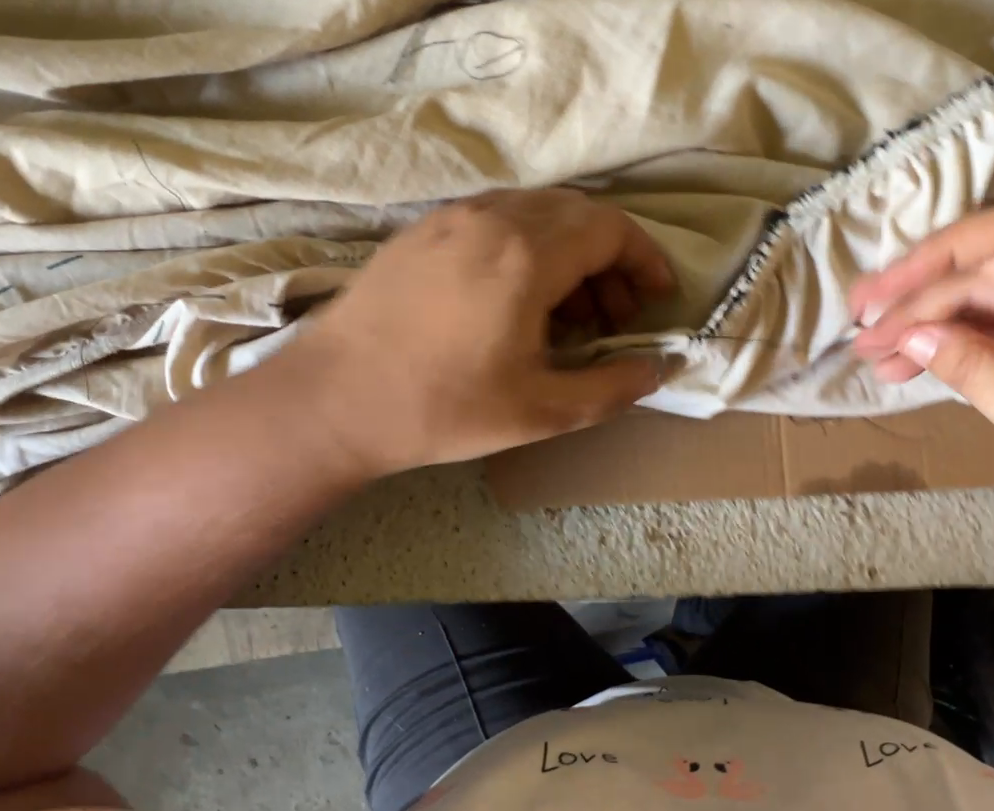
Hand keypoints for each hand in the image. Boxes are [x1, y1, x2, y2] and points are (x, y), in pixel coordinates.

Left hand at [293, 188, 673, 476]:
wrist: (334, 401)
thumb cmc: (443, 409)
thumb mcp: (541, 412)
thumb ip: (611, 387)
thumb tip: (659, 369)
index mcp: (525, 254)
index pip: (610, 229)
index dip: (645, 260)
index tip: (658, 299)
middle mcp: (490, 218)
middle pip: (575, 215)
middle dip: (610, 260)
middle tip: (616, 318)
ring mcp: (448, 218)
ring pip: (533, 215)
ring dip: (568, 254)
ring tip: (569, 316)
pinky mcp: (418, 233)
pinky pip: (493, 222)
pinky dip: (525, 250)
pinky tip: (516, 303)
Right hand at [846, 203, 993, 525]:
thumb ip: (977, 371)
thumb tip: (911, 337)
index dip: (937, 253)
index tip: (882, 294)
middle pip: (987, 266)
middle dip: (918, 298)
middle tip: (861, 335)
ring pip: (984, 294)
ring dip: (926, 322)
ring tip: (874, 358)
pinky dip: (952, 342)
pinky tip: (910, 366)